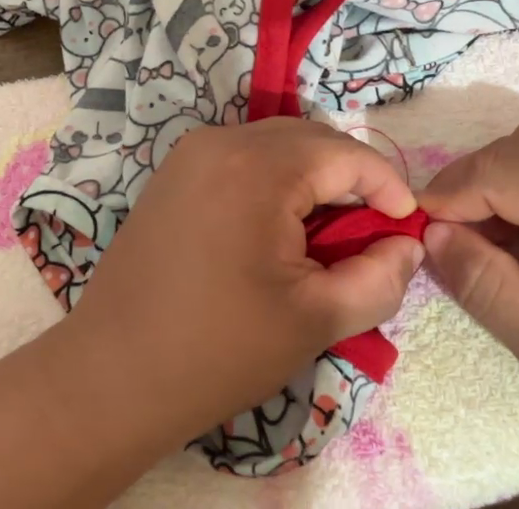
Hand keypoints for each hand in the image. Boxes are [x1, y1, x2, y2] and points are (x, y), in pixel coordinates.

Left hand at [67, 117, 424, 441]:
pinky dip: (275, 181)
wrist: (111, 377)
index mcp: (257, 167)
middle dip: (351, 179)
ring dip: (313, 179)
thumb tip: (408, 246)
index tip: (407, 228)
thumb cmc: (218, 350)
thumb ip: (378, 278)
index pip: (345, 154)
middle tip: (373, 231)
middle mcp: (221, 141)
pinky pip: (243, 158)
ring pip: (277, 146)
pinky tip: (281, 229)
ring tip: (331, 233)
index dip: (387, 186)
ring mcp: (190, 154)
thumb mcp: (315, 321)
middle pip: (310, 140)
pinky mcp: (174, 175)